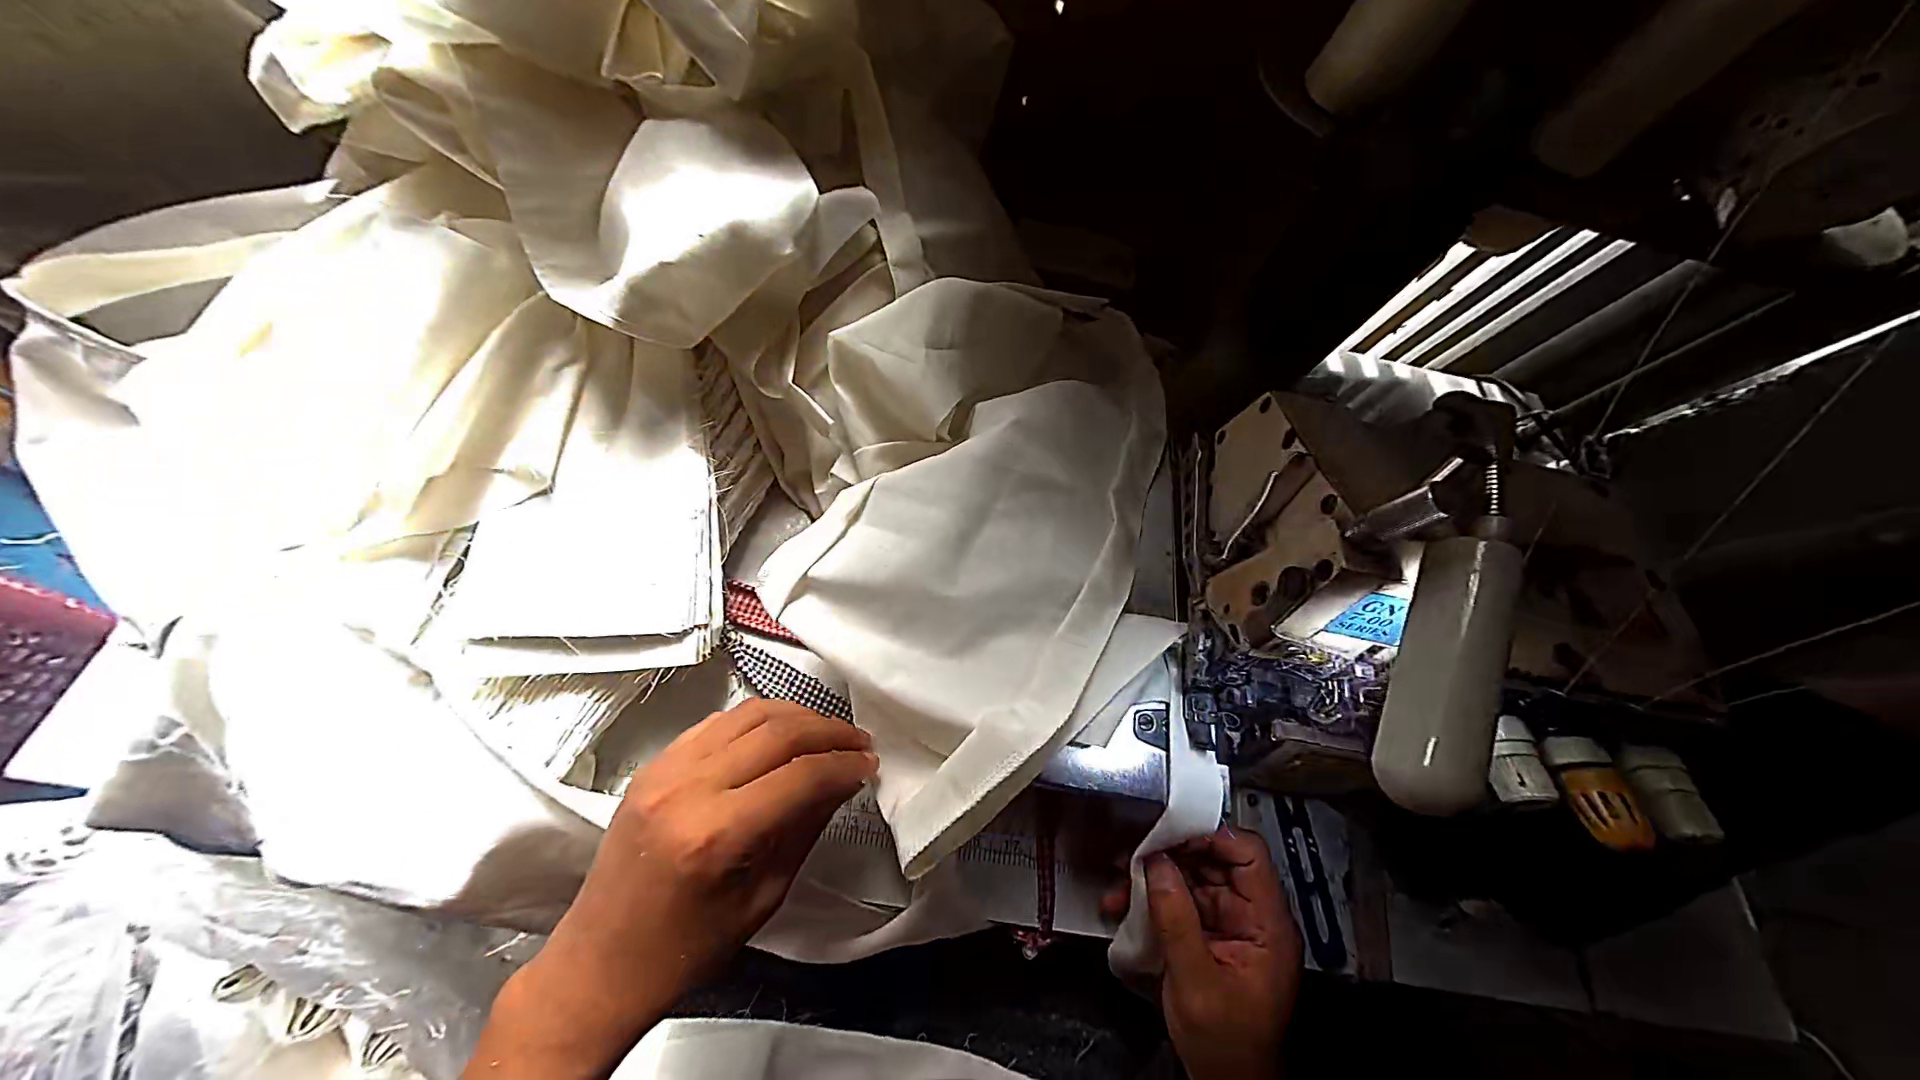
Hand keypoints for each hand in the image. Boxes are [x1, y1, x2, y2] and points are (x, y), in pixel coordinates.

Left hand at [466, 699, 875, 1079]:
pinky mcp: (653, 765)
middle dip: (829, 732)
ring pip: (748, 713)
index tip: (870, 764)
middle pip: (777, 731)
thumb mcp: (762, 897)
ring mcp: (664, 770)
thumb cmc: (686, 949)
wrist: (598, 965)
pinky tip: (779, 734)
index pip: (800, 775)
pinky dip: (757, 720)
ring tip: (826, 733)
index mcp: (715, 834)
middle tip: (858, 742)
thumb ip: (805, 827)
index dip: (844, 764)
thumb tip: (843, 780)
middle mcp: (687, 788)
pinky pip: (717, 722)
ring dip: (796, 716)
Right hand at [1110, 827, 1302, 1079]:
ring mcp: (1229, 925)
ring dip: (1156, 877)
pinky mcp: (1208, 935)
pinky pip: (1181, 903)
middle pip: (1216, 862)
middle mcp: (1251, 917)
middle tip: (1137, 853)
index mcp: (1267, 925)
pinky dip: (1154, 900)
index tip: (1172, 833)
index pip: (1248, 855)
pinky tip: (1127, 905)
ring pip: (1193, 879)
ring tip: (1123, 881)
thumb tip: (1158, 865)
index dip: (1211, 837)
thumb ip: (1176, 921)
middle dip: (1173, 855)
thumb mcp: (1196, 983)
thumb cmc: (1228, 1048)